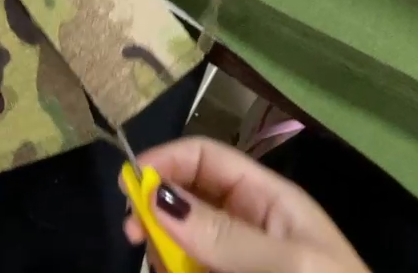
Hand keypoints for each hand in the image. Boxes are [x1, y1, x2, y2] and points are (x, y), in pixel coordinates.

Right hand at [123, 137, 369, 272]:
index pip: (205, 157)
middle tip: (135, 238)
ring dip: (166, 250)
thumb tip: (155, 195)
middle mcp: (248, 223)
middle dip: (158, 210)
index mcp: (267, 199)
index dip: (165, 160)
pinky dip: (177, 268)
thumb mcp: (287, 264)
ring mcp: (239, 259)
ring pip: (184, 238)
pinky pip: (193, 266)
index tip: (131, 187)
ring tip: (165, 268)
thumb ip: (223, 233)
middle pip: (187, 197)